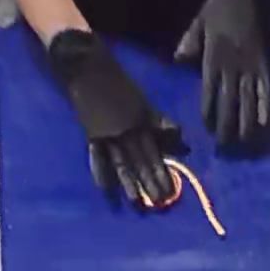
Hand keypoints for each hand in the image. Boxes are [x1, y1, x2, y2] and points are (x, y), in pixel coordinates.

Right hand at [47, 29, 181, 205]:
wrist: (88, 67)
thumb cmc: (118, 85)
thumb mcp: (143, 103)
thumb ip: (160, 123)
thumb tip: (181, 139)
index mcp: (142, 125)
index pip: (155, 154)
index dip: (163, 174)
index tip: (171, 192)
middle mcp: (127, 133)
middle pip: (141, 163)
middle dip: (150, 184)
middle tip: (160, 203)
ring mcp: (109, 136)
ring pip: (121, 164)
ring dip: (130, 184)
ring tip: (137, 203)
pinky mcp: (92, 135)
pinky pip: (97, 158)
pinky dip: (100, 174)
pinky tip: (106, 191)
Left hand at [174, 0, 269, 146]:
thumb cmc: (219, 8)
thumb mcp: (199, 22)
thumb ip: (189, 43)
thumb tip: (177, 61)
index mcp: (214, 59)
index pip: (209, 93)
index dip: (209, 113)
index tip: (209, 130)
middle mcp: (232, 68)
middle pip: (229, 104)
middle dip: (227, 127)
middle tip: (225, 147)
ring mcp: (250, 68)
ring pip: (248, 102)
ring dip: (246, 124)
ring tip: (244, 144)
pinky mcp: (264, 67)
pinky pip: (265, 90)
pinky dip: (265, 107)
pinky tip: (264, 125)